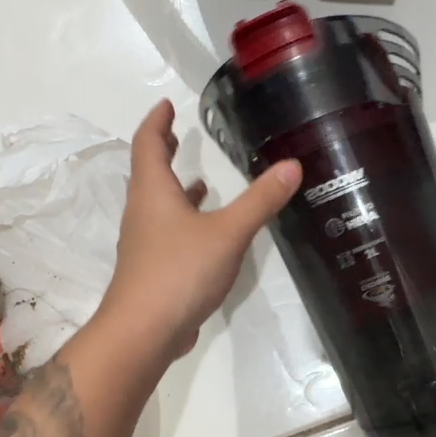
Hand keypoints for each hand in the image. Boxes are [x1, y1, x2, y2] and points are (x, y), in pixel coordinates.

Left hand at [100, 101, 301, 361]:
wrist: (144, 330)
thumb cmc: (180, 271)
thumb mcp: (228, 232)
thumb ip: (260, 200)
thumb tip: (291, 165)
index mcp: (154, 192)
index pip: (148, 144)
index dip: (157, 122)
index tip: (167, 105)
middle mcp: (143, 212)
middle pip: (148, 173)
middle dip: (164, 151)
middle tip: (178, 136)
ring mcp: (145, 244)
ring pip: (158, 206)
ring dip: (175, 189)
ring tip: (199, 182)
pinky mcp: (153, 270)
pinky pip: (167, 233)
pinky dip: (184, 222)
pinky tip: (204, 234)